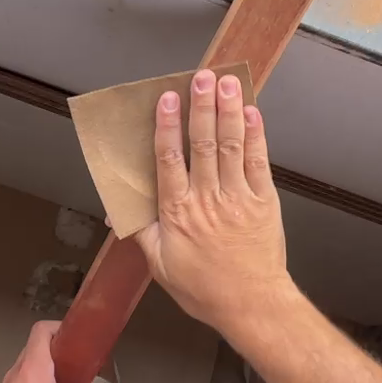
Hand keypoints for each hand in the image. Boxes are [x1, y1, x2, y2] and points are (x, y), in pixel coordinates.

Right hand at [136, 70, 294, 336]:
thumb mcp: (161, 265)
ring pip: (231, 146)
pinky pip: (259, 162)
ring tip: (226, 83)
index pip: (169, 160)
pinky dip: (256, 135)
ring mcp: (238, 197)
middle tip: (201, 78)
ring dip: (228, 112)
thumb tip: (116, 213)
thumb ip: (141, 233)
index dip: (167, 126)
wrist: (252, 304)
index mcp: (178, 212)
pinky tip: (252, 112)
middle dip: (201, 107)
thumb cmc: (204, 287)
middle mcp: (207, 198)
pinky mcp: (264, 200)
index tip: (167, 99)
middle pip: (202, 144)